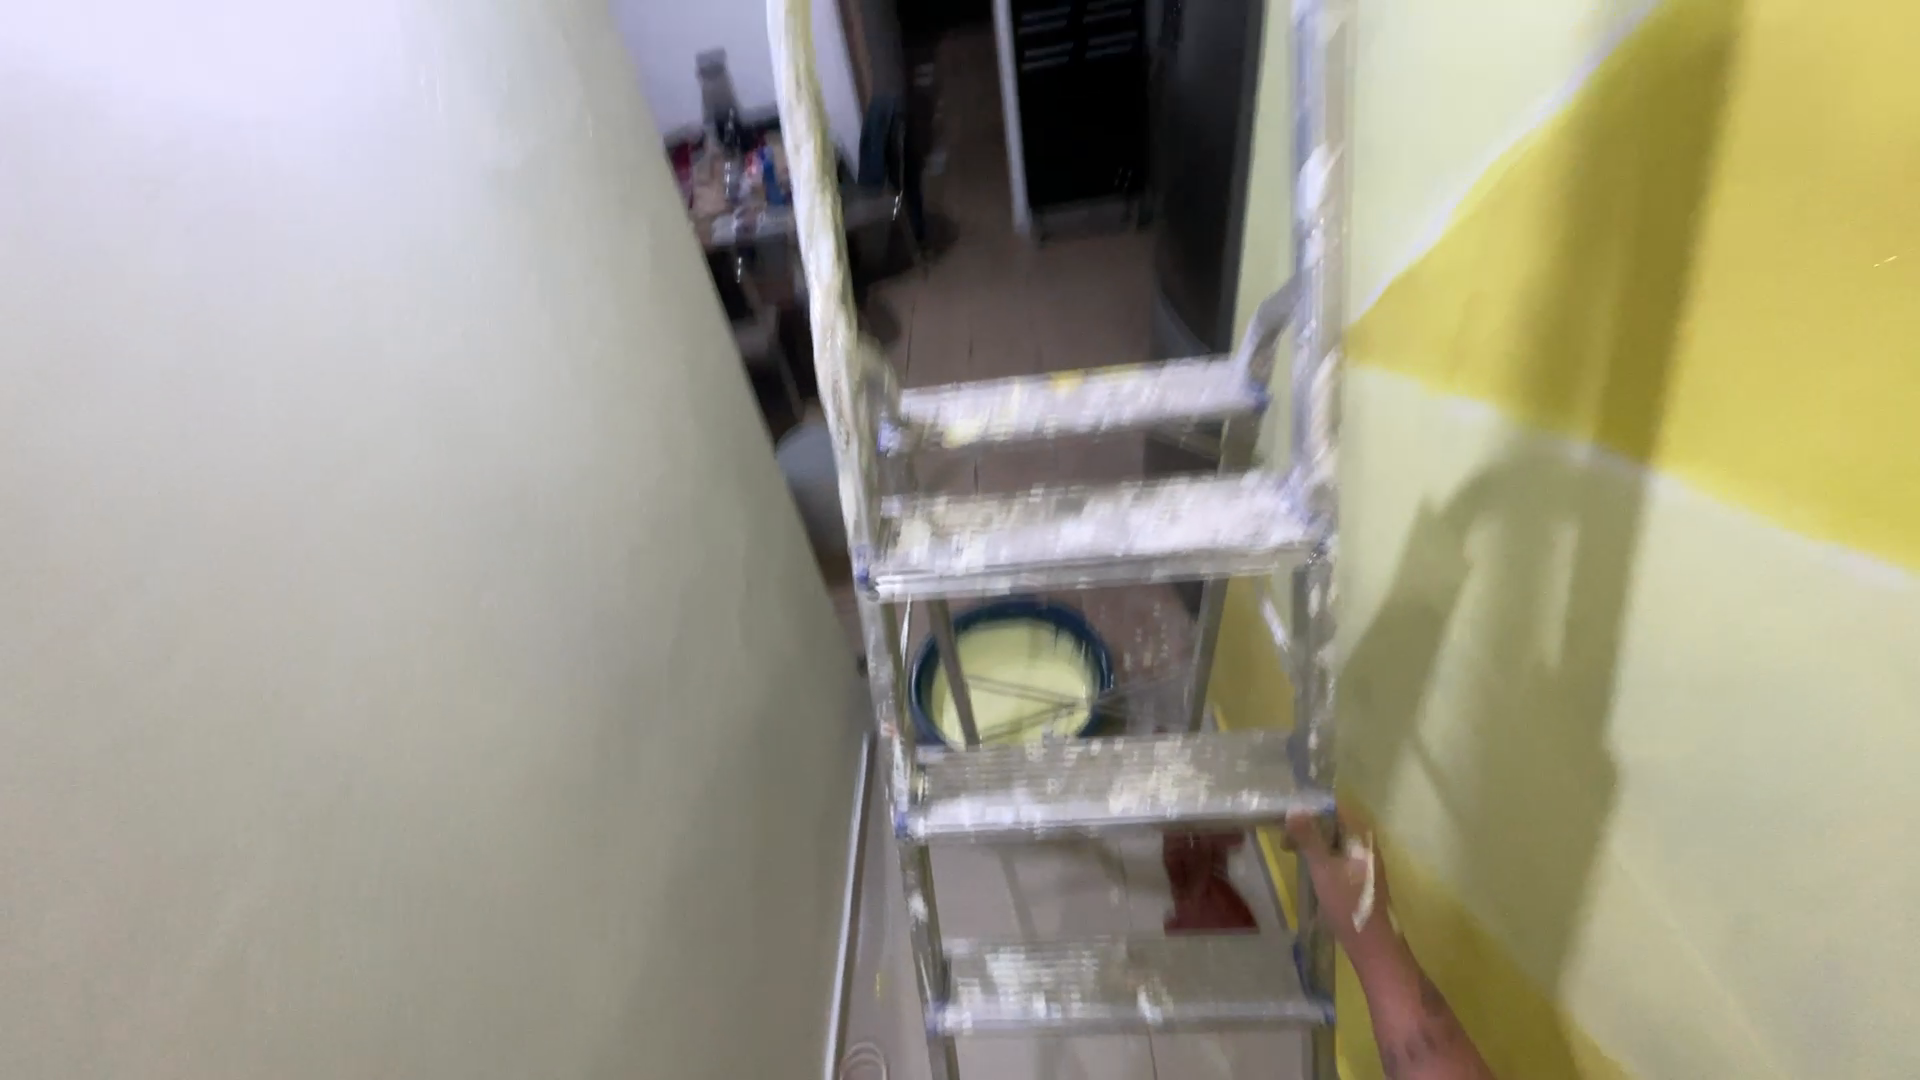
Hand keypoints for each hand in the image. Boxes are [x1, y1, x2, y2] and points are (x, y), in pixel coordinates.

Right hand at [1285, 807, 1395, 957]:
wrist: (1374, 948)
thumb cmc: (1348, 904)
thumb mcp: (1322, 868)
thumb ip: (1307, 837)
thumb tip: (1293, 808)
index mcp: (1362, 838)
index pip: (1336, 808)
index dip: (1311, 807)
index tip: (1287, 815)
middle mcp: (1366, 845)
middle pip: (1334, 823)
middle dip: (1308, 825)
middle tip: (1285, 838)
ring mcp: (1364, 862)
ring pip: (1333, 840)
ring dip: (1311, 841)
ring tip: (1291, 851)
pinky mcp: (1359, 878)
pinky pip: (1336, 855)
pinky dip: (1319, 854)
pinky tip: (1306, 866)